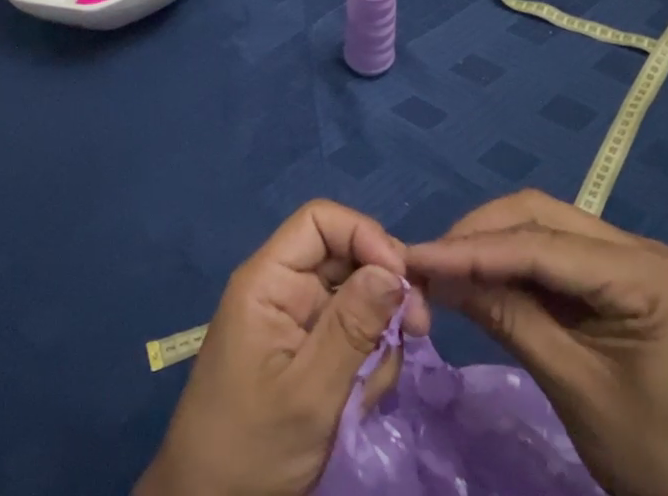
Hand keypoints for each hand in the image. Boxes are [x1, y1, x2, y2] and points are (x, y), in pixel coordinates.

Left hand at [136, 200, 431, 495]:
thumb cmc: (253, 445)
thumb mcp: (310, 390)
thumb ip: (353, 327)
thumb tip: (394, 268)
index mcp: (268, 281)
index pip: (320, 221)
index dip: (366, 237)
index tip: (402, 282)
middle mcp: (282, 290)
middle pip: (347, 259)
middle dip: (384, 294)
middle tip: (414, 335)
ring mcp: (296, 323)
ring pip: (358, 302)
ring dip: (378, 339)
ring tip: (368, 389)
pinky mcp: (307, 353)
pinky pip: (352, 337)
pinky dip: (367, 362)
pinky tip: (360, 399)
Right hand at [408, 190, 667, 495]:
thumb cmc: (655, 452)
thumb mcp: (573, 386)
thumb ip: (507, 319)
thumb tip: (434, 276)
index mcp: (643, 273)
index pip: (539, 244)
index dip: (469, 249)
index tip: (410, 259)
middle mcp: (637, 250)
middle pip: (537, 217)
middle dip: (475, 236)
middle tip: (422, 267)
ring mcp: (628, 264)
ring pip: (540, 230)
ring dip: (488, 246)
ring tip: (439, 273)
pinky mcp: (616, 285)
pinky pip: (552, 259)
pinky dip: (509, 266)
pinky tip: (476, 282)